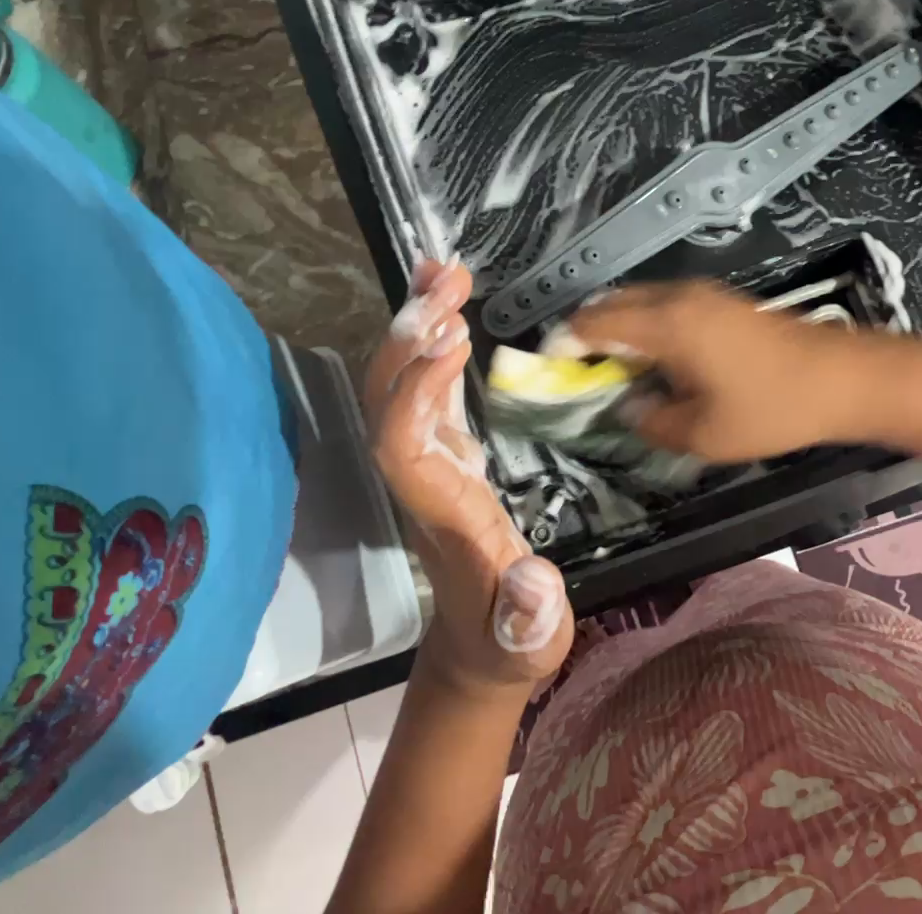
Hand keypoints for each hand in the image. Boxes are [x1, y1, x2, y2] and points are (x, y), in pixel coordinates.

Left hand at [364, 261, 573, 690]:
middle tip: (445, 280)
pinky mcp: (449, 457)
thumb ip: (530, 617)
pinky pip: (429, 393)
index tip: (453, 338)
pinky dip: (434, 347)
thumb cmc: (508, 644)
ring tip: (444, 271)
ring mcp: (433, 466)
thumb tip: (531, 582)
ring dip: (418, 327)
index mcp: (443, 515)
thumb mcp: (530, 642)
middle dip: (411, 339)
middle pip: (390, 403)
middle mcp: (424, 480)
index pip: (404, 447)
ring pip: (404, 390)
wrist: (483, 649)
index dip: (416, 392)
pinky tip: (449, 308)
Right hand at [568, 280, 890, 461]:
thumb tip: (627, 407)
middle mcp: (678, 298)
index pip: (593, 322)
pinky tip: (655, 360)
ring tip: (613, 370)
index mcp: (665, 325)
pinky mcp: (723, 301)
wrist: (843, 379)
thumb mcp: (703, 434)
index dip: (565, 343)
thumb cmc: (771, 409)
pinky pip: (665, 305)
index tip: (549, 369)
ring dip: (618, 328)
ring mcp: (704, 295)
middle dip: (588, 333)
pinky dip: (646, 325)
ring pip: (640, 301)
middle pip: (612, 303)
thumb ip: (652, 421)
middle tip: (579, 373)